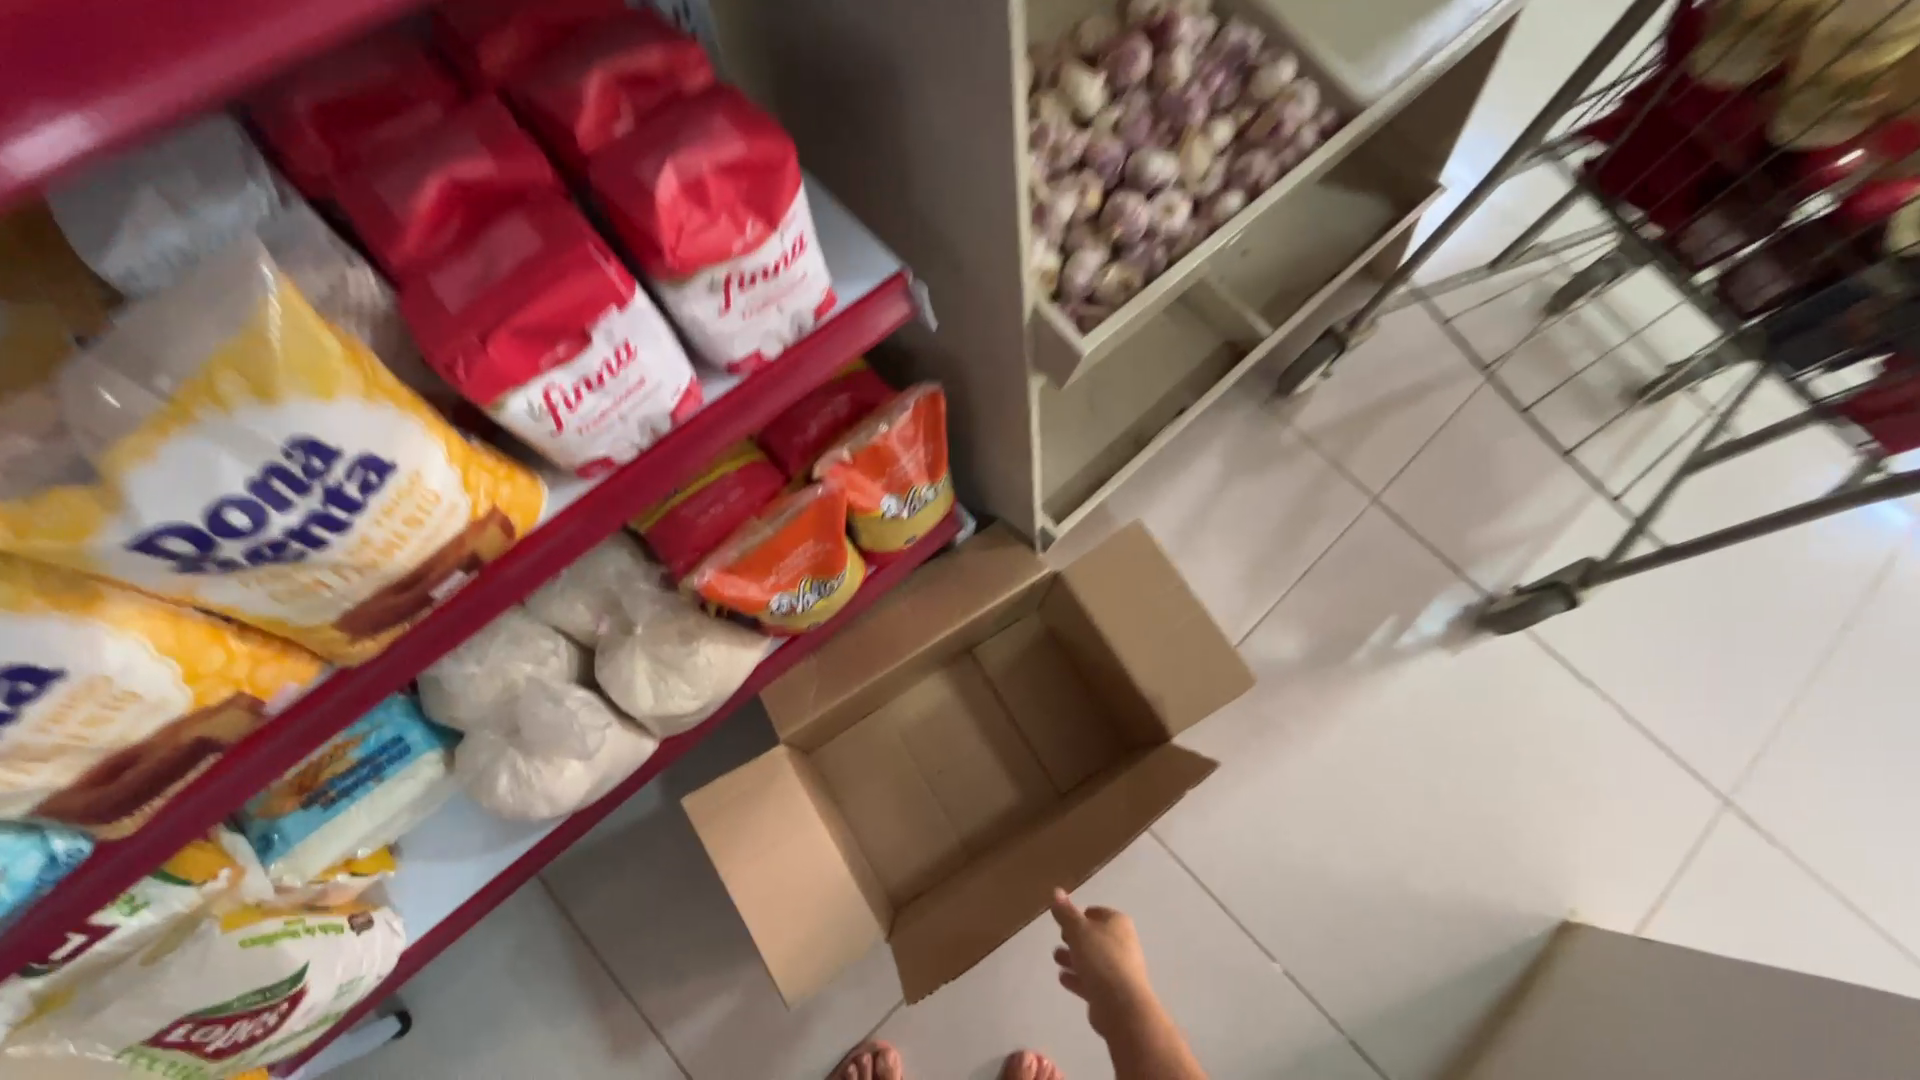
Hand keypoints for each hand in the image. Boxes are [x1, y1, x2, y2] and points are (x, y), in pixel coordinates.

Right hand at [1049, 887, 1156, 1039]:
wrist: (1121, 1005)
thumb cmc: (1100, 958)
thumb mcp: (1078, 930)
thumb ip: (1065, 912)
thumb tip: (1056, 891)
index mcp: (1118, 923)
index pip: (1097, 913)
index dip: (1080, 915)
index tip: (1064, 921)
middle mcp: (1122, 944)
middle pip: (1095, 937)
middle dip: (1076, 938)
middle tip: (1061, 938)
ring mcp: (1119, 970)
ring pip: (1093, 960)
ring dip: (1074, 958)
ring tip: (1056, 958)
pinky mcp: (1112, 993)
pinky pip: (1092, 981)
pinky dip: (1078, 978)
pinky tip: (1063, 978)